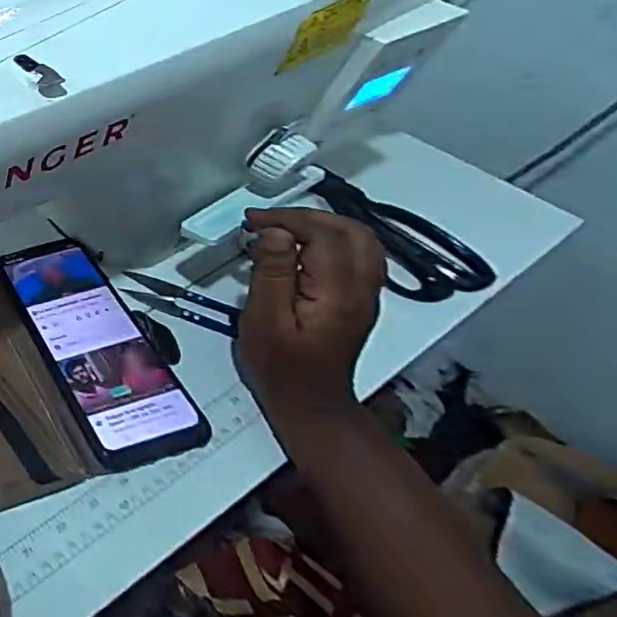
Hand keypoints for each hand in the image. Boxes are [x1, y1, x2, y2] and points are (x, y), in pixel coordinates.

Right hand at [239, 207, 384, 422]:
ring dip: (319, 226)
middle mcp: (362, 289)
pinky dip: (326, 240)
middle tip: (265, 221)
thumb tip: (273, 233)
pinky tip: (295, 247)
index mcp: (338, 292)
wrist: (309, 399)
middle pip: (352, 232)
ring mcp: (365, 294)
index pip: (325, 236)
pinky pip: (355, 255)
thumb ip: (270, 273)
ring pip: (360, 241)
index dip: (288, 219)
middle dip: (307, 217)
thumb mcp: (263, 317)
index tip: (251, 221)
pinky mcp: (358, 298)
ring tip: (279, 229)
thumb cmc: (279, 361)